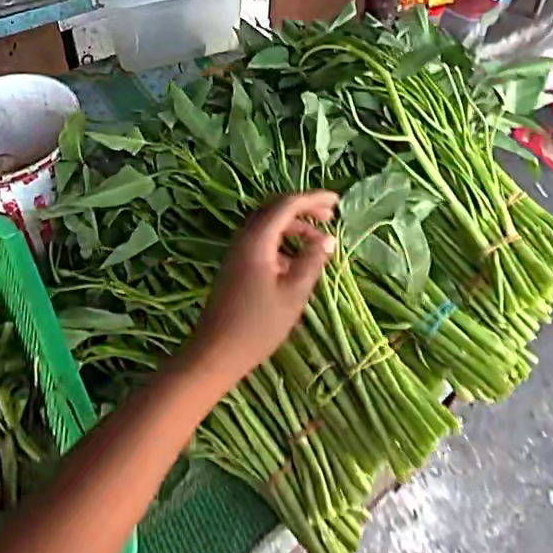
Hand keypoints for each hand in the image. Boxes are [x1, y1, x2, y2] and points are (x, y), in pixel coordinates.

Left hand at [188, 191, 337, 383]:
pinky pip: (262, 240)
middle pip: (275, 208)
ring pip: (269, 224)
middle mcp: (245, 237)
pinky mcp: (236, 264)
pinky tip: (297, 262)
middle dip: (303, 208)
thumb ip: (312, 261)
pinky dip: (283, 241)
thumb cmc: (257, 325)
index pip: (288, 204)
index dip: (313, 199)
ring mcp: (238, 250)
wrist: (215, 353)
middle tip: (329, 216)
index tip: (337, 202)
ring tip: (319, 243)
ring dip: (294, 226)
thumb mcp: (293, 293)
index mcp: (258, 239)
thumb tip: (328, 239)